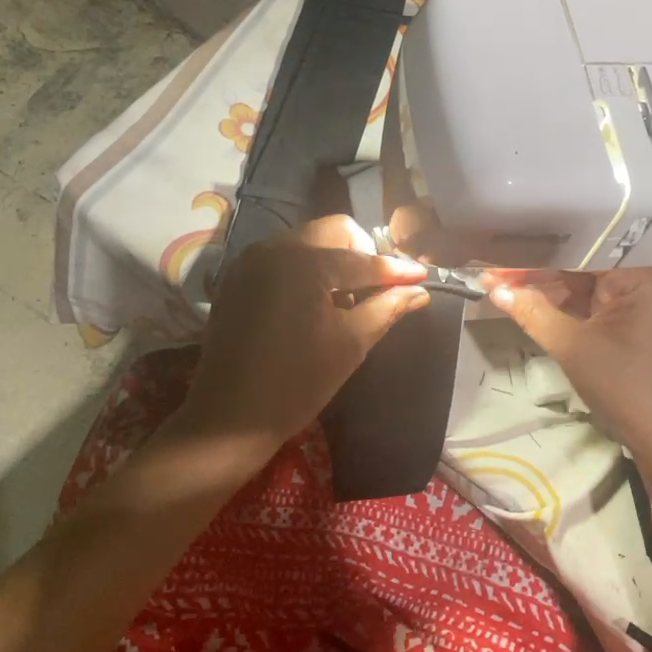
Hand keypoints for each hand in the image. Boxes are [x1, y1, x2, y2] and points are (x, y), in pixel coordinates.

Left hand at [184, 216, 429, 449]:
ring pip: (307, 242)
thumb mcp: (350, 344)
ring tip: (344, 304)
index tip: (422, 278)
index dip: (395, 270)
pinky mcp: (236, 279)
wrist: (229, 419)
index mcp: (303, 262)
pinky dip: (305, 271)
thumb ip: (387, 308)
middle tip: (376, 291)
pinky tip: (313, 306)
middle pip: (333, 232)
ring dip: (333, 262)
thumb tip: (419, 291)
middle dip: (362, 255)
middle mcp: (273, 248)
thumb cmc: (297, 383)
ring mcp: (249, 261)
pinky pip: (282, 258)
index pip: (361, 259)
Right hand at [486, 267, 651, 461]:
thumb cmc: (625, 388)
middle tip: (492, 269)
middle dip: (538, 270)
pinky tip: (528, 300)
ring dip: (546, 288)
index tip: (501, 249)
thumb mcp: (573, 348)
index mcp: (643, 275)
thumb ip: (533, 312)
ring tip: (500, 282)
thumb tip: (494, 288)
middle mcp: (645, 279)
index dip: (539, 251)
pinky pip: (592, 303)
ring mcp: (640, 301)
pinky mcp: (631, 321)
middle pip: (583, 264)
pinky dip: (563, 305)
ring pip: (584, 284)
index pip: (584, 249)